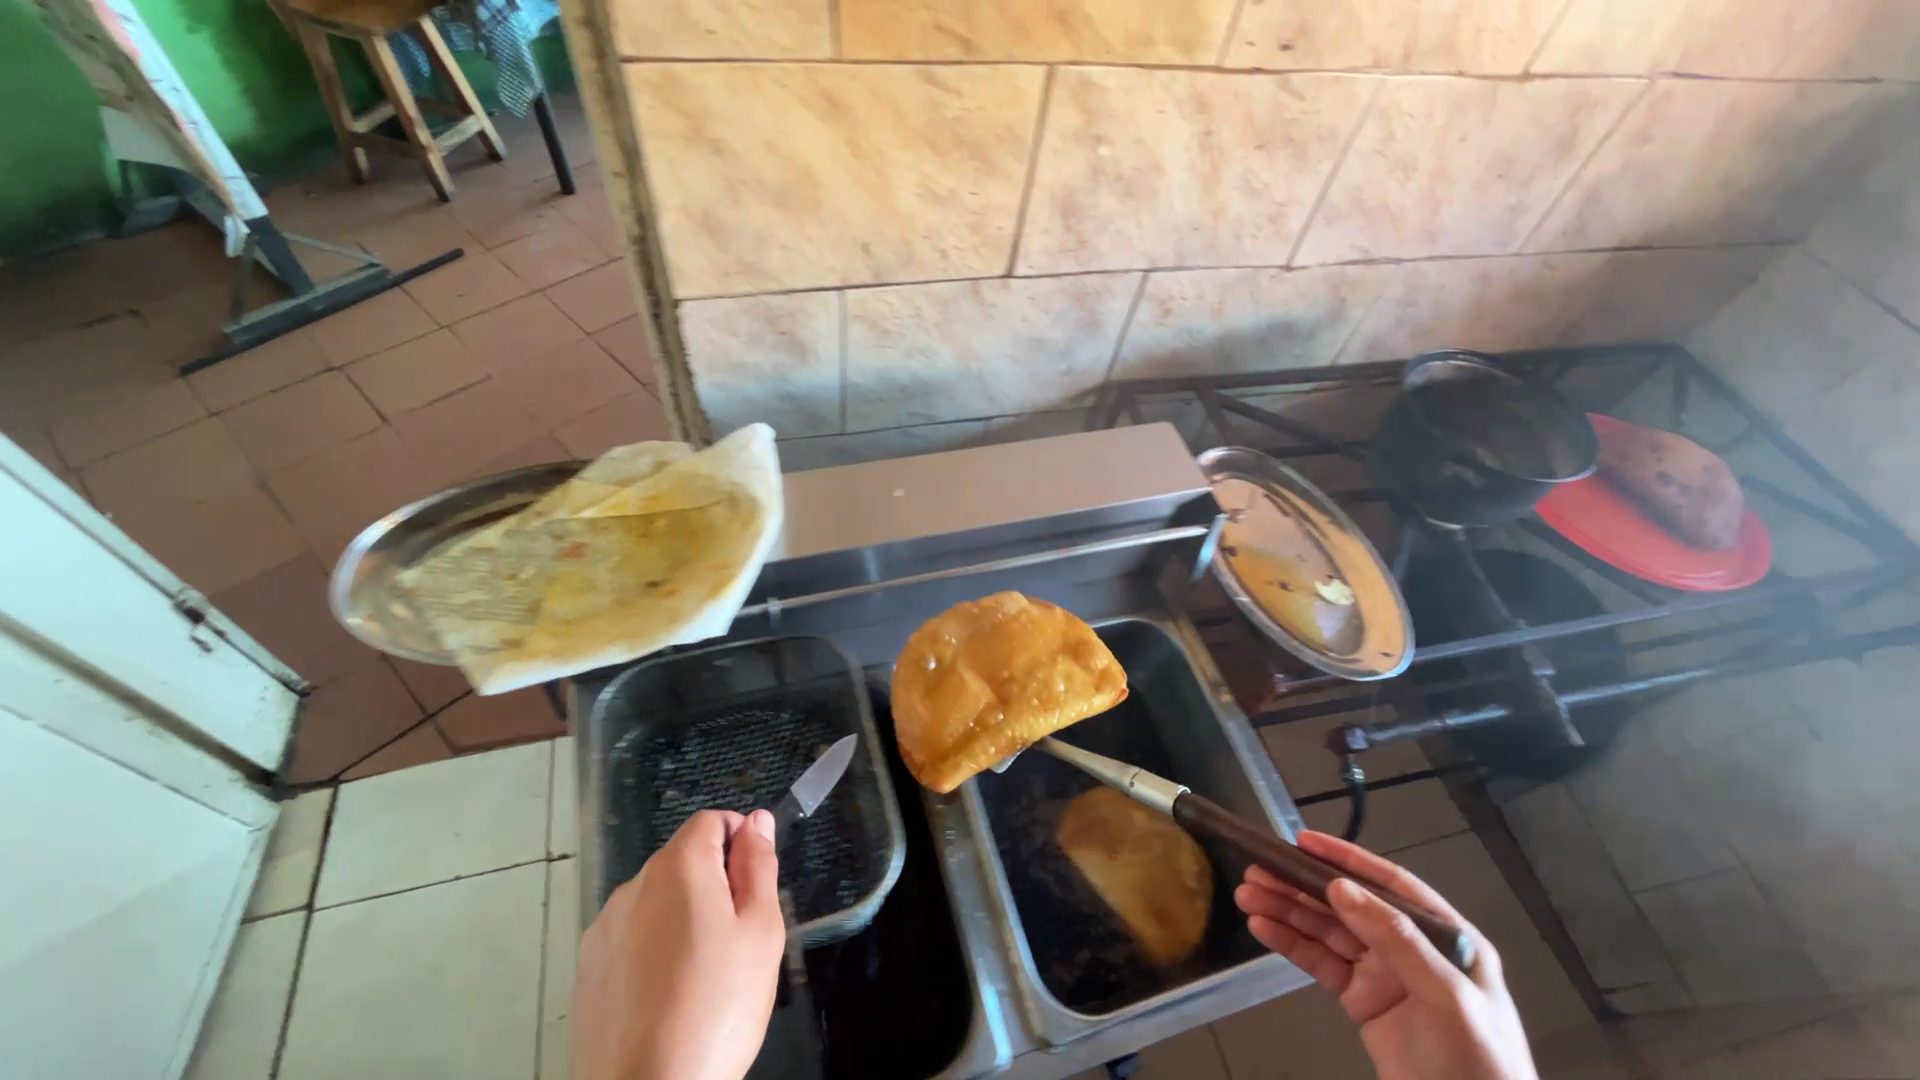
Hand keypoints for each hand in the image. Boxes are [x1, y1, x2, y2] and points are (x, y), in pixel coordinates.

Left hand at [573, 809, 785, 1079]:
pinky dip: (653, 950)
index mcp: (678, 867)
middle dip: (714, 882)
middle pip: (683, 860)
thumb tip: (756, 820)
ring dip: (683, 916)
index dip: (740, 840)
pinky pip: (630, 938)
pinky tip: (668, 995)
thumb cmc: (718, 1004)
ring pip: (656, 901)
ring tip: (704, 974)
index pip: (711, 821)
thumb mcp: (760, 930)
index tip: (755, 885)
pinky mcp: (586, 969)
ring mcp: (603, 928)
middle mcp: (633, 885)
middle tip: (739, 938)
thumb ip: (758, 866)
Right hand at [1234, 831, 1536, 1079]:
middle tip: (1256, 871)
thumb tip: (1339, 887)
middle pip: (1348, 906)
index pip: (1390, 884)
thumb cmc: (1478, 1062)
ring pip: (1327, 932)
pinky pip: (1321, 964)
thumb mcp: (1447, 997)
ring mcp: (1383, 975)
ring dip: (1287, 912)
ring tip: (1247, 896)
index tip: (1302, 841)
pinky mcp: (1361, 1001)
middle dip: (1301, 887)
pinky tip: (1263, 928)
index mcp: (1445, 936)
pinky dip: (1290, 945)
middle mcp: (1410, 947)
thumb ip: (1396, 939)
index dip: (1346, 859)